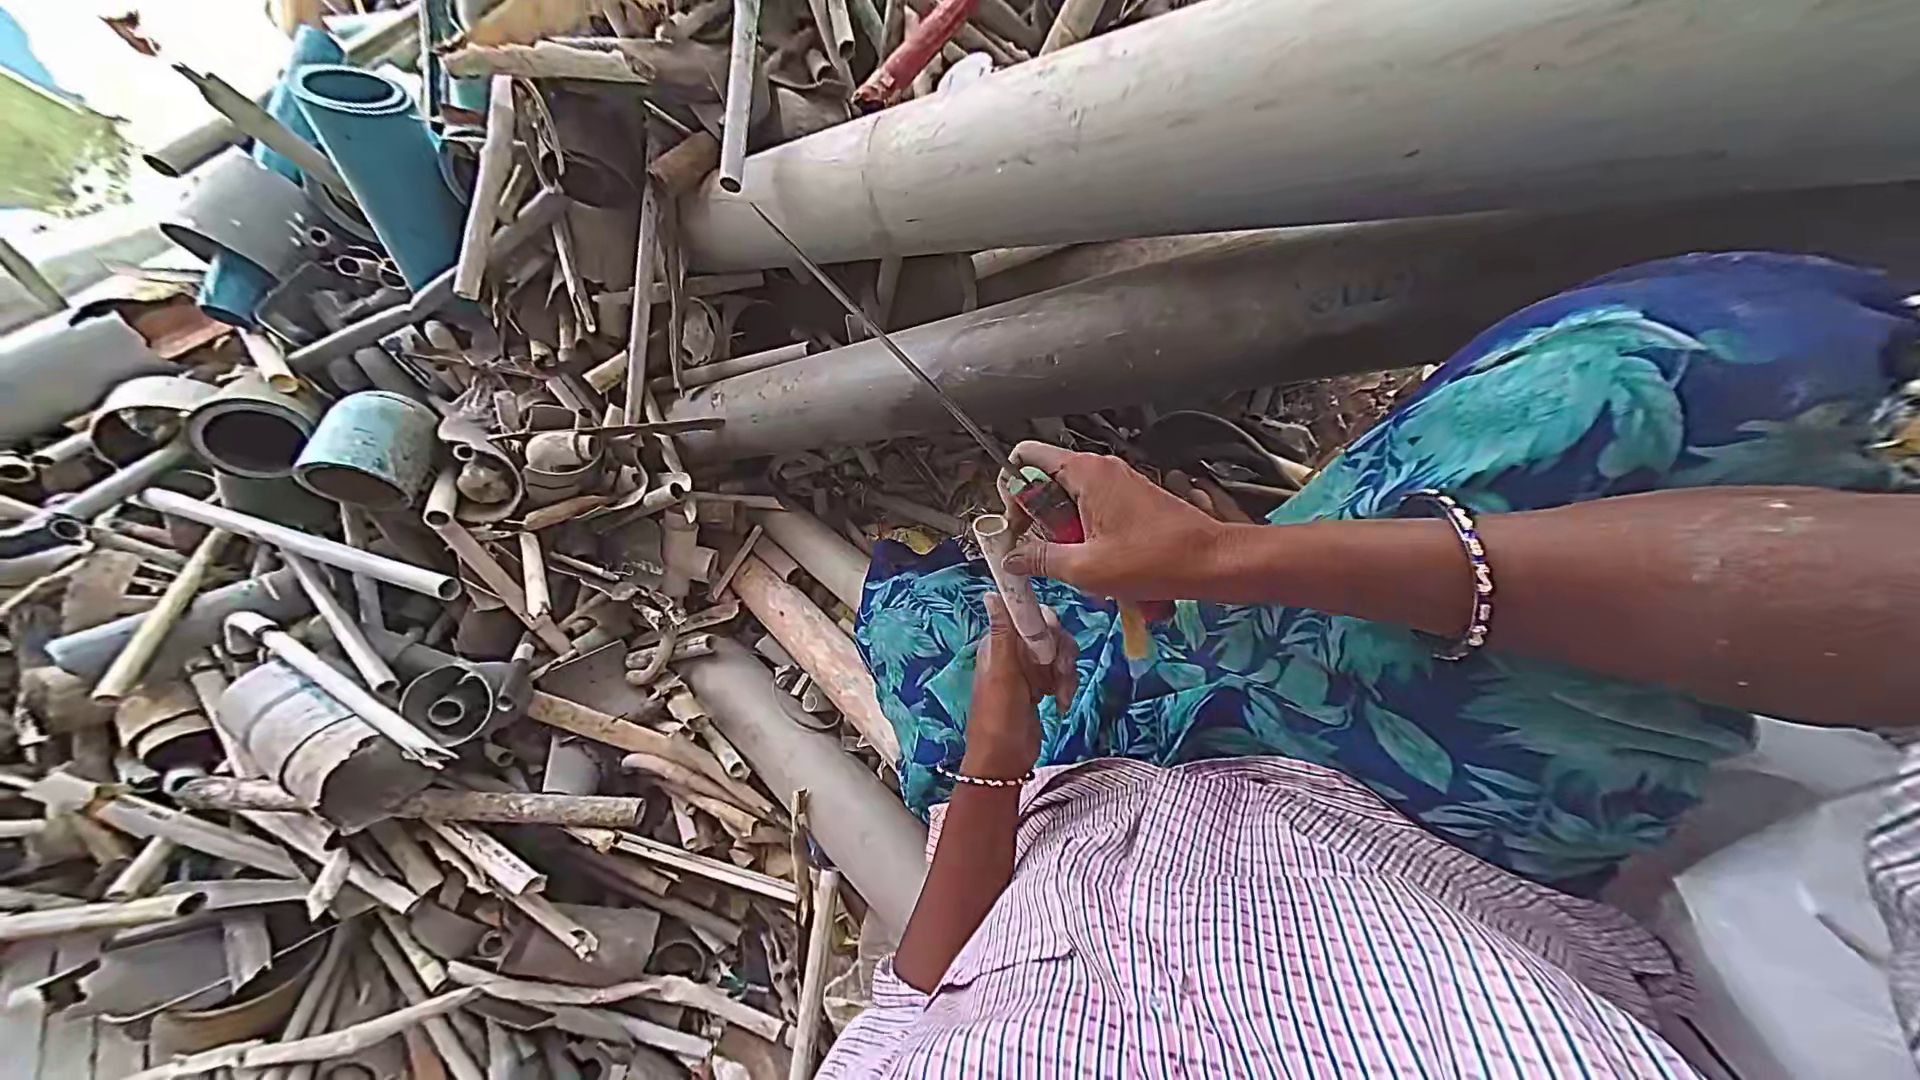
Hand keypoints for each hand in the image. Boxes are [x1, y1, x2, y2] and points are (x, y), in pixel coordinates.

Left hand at [962, 593, 1076, 778]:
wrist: (1005, 760)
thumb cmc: (998, 716)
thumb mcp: (1002, 673)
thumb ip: (1002, 633)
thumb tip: (990, 593)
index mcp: (999, 641)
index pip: (1028, 614)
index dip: (1044, 625)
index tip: (1051, 645)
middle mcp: (1014, 649)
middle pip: (1050, 632)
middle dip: (1061, 653)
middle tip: (1061, 673)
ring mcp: (1029, 667)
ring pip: (1060, 652)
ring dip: (1066, 672)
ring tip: (1060, 694)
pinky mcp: (1042, 683)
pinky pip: (1063, 672)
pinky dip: (1067, 686)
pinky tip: (1060, 703)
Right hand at [1002, 441, 1234, 602]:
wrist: (1212, 562)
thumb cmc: (1157, 559)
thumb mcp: (1085, 568)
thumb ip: (1041, 559)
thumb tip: (1013, 558)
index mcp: (1085, 473)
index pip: (1025, 459)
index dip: (1012, 493)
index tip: (1016, 526)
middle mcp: (1100, 469)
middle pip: (1044, 482)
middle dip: (1037, 519)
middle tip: (1043, 551)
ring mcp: (1117, 483)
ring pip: (1068, 500)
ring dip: (1062, 532)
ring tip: (1076, 561)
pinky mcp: (1129, 499)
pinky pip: (1091, 509)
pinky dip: (1085, 534)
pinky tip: (1097, 561)